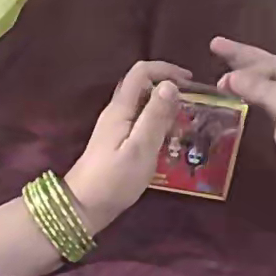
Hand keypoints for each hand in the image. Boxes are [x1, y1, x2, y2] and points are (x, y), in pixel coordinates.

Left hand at [64, 61, 186, 232]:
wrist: (84, 206)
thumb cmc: (114, 179)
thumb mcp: (141, 148)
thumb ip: (155, 116)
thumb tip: (170, 84)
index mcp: (120, 109)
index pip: (141, 72)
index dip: (166, 69)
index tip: (190, 82)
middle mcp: (116, 112)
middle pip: (141, 84)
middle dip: (167, 86)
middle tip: (192, 102)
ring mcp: (115, 126)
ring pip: (141, 103)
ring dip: (163, 105)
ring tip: (185, 120)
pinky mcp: (117, 141)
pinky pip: (140, 120)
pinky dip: (157, 120)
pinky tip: (169, 138)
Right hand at [212, 38, 275, 216]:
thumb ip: (270, 94)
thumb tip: (231, 77)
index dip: (251, 62)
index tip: (223, 63)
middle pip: (269, 71)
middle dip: (243, 59)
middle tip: (215, 45)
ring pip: (263, 92)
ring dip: (242, 82)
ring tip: (216, 75)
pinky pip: (262, 113)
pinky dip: (246, 104)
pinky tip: (231, 97)